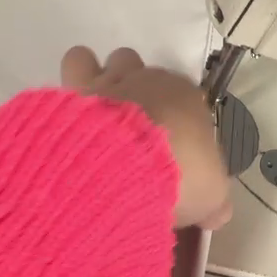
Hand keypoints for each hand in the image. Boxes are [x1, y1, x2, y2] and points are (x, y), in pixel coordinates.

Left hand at [61, 46, 232, 230]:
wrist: (128, 170)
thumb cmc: (181, 176)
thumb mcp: (211, 197)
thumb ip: (213, 202)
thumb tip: (216, 215)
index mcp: (181, 95)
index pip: (176, 95)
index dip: (169, 118)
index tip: (162, 151)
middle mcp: (140, 80)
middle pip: (129, 66)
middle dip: (123, 91)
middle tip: (120, 133)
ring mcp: (100, 87)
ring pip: (87, 62)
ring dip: (86, 83)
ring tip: (85, 124)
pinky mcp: (65, 102)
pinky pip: (59, 90)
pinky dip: (60, 109)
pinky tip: (61, 137)